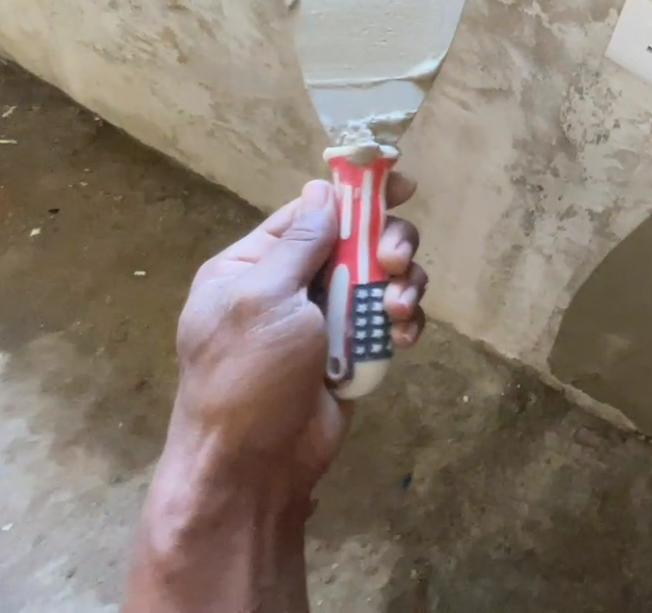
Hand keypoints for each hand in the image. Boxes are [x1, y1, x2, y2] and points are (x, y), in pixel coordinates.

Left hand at [168, 175, 428, 490]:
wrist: (256, 465)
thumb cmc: (246, 376)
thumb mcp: (262, 299)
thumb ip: (299, 242)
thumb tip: (323, 188)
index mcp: (255, 265)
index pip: (313, 212)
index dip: (358, 194)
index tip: (402, 185)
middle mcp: (292, 283)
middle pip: (360, 238)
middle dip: (388, 245)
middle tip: (394, 262)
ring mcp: (327, 315)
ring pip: (385, 274)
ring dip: (401, 286)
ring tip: (395, 311)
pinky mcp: (356, 344)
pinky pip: (393, 314)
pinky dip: (405, 320)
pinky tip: (402, 338)